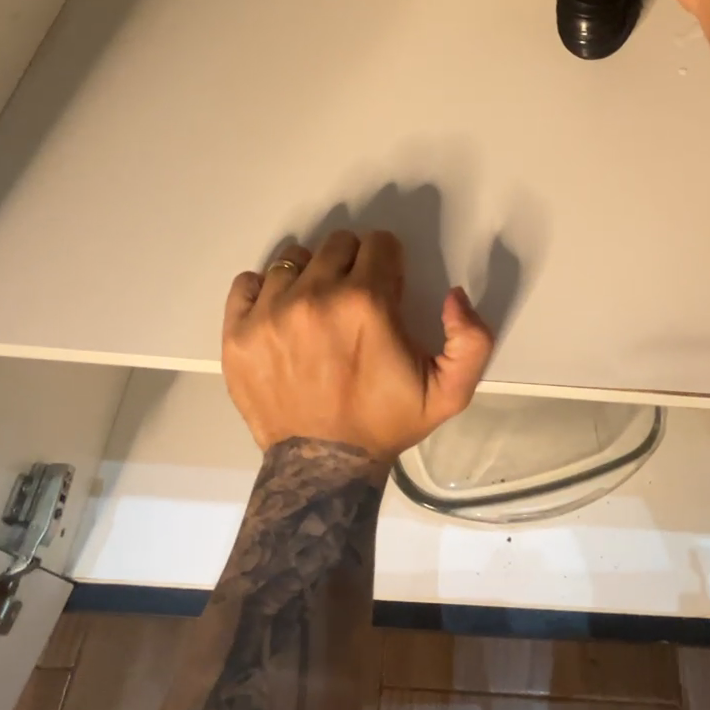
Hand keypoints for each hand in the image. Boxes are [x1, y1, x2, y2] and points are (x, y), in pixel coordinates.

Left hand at [221, 230, 495, 469]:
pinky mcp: (237, 332)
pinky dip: (265, 291)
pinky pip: (247, 282)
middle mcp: (314, 297)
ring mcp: (269, 313)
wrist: (323, 465)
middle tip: (354, 301)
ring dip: (309, 276)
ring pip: (293, 260)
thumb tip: (453, 294)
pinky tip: (280, 315)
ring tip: (317, 311)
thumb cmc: (386, 422)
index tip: (386, 293)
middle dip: (352, 264)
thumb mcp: (450, 391)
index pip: (379, 243)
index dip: (388, 264)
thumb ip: (472, 338)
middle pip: (336, 244)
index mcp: (366, 302)